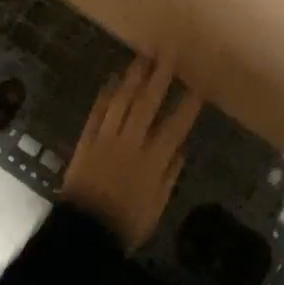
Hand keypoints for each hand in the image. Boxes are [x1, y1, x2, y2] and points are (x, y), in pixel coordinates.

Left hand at [60, 53, 202, 250]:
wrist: (83, 231)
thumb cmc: (126, 224)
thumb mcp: (156, 206)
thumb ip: (168, 176)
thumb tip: (179, 150)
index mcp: (153, 161)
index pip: (175, 125)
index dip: (188, 103)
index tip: (200, 82)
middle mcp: (131, 143)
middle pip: (147, 103)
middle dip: (160, 76)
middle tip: (169, 53)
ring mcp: (106, 139)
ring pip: (121, 102)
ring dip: (133, 78)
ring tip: (142, 57)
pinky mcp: (86, 141)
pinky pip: (97, 114)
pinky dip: (105, 97)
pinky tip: (112, 82)